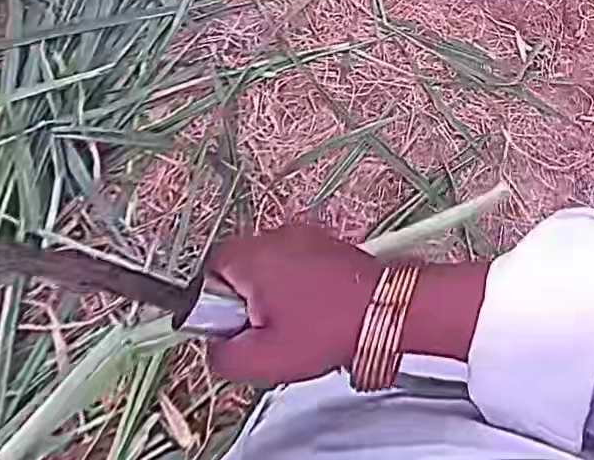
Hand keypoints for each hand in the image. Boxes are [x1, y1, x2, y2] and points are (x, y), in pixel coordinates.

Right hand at [204, 225, 379, 384]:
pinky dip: (295, 281)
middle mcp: (277, 235)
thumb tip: (214, 346)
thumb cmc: (325, 329)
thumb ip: (222, 355)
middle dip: (244, 297)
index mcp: (255, 256)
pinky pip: (294, 259)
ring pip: (268, 263)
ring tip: (291, 320)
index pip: (213, 267)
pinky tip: (311, 308)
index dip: (215, 302)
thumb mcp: (261, 360)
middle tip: (262, 327)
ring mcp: (303, 234)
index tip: (233, 324)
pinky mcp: (324, 241)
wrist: (380, 309)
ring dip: (271, 290)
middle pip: (240, 264)